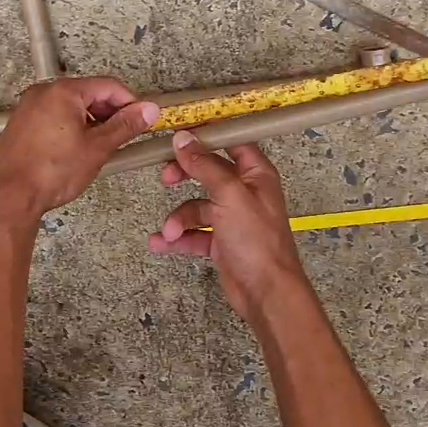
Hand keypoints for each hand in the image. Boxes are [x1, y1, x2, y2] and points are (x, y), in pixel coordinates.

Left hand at [0, 77, 158, 220]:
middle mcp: (43, 92)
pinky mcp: (21, 123)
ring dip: (91, 121)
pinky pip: (53, 116)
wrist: (9, 197)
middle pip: (88, 93)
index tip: (141, 118)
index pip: (108, 85)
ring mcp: (29, 107)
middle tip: (124, 134)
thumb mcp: (97, 148)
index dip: (129, 102)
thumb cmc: (51, 172)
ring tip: (102, 146)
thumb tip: (148, 110)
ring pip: (71, 106)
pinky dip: (71, 126)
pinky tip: (76, 149)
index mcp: (64, 91)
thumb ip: (125, 125)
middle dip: (110, 112)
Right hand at [148, 133, 310, 321]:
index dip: (207, 135)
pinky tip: (161, 243)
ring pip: (197, 206)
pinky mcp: (221, 242)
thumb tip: (183, 139)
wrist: (266, 294)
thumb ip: (205, 165)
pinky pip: (194, 233)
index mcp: (255, 173)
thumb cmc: (258, 241)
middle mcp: (244, 192)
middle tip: (166, 177)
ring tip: (169, 232)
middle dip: (184, 175)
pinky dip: (178, 238)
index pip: (230, 142)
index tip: (179, 133)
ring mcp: (232, 218)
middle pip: (208, 171)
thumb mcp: (229, 195)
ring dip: (179, 218)